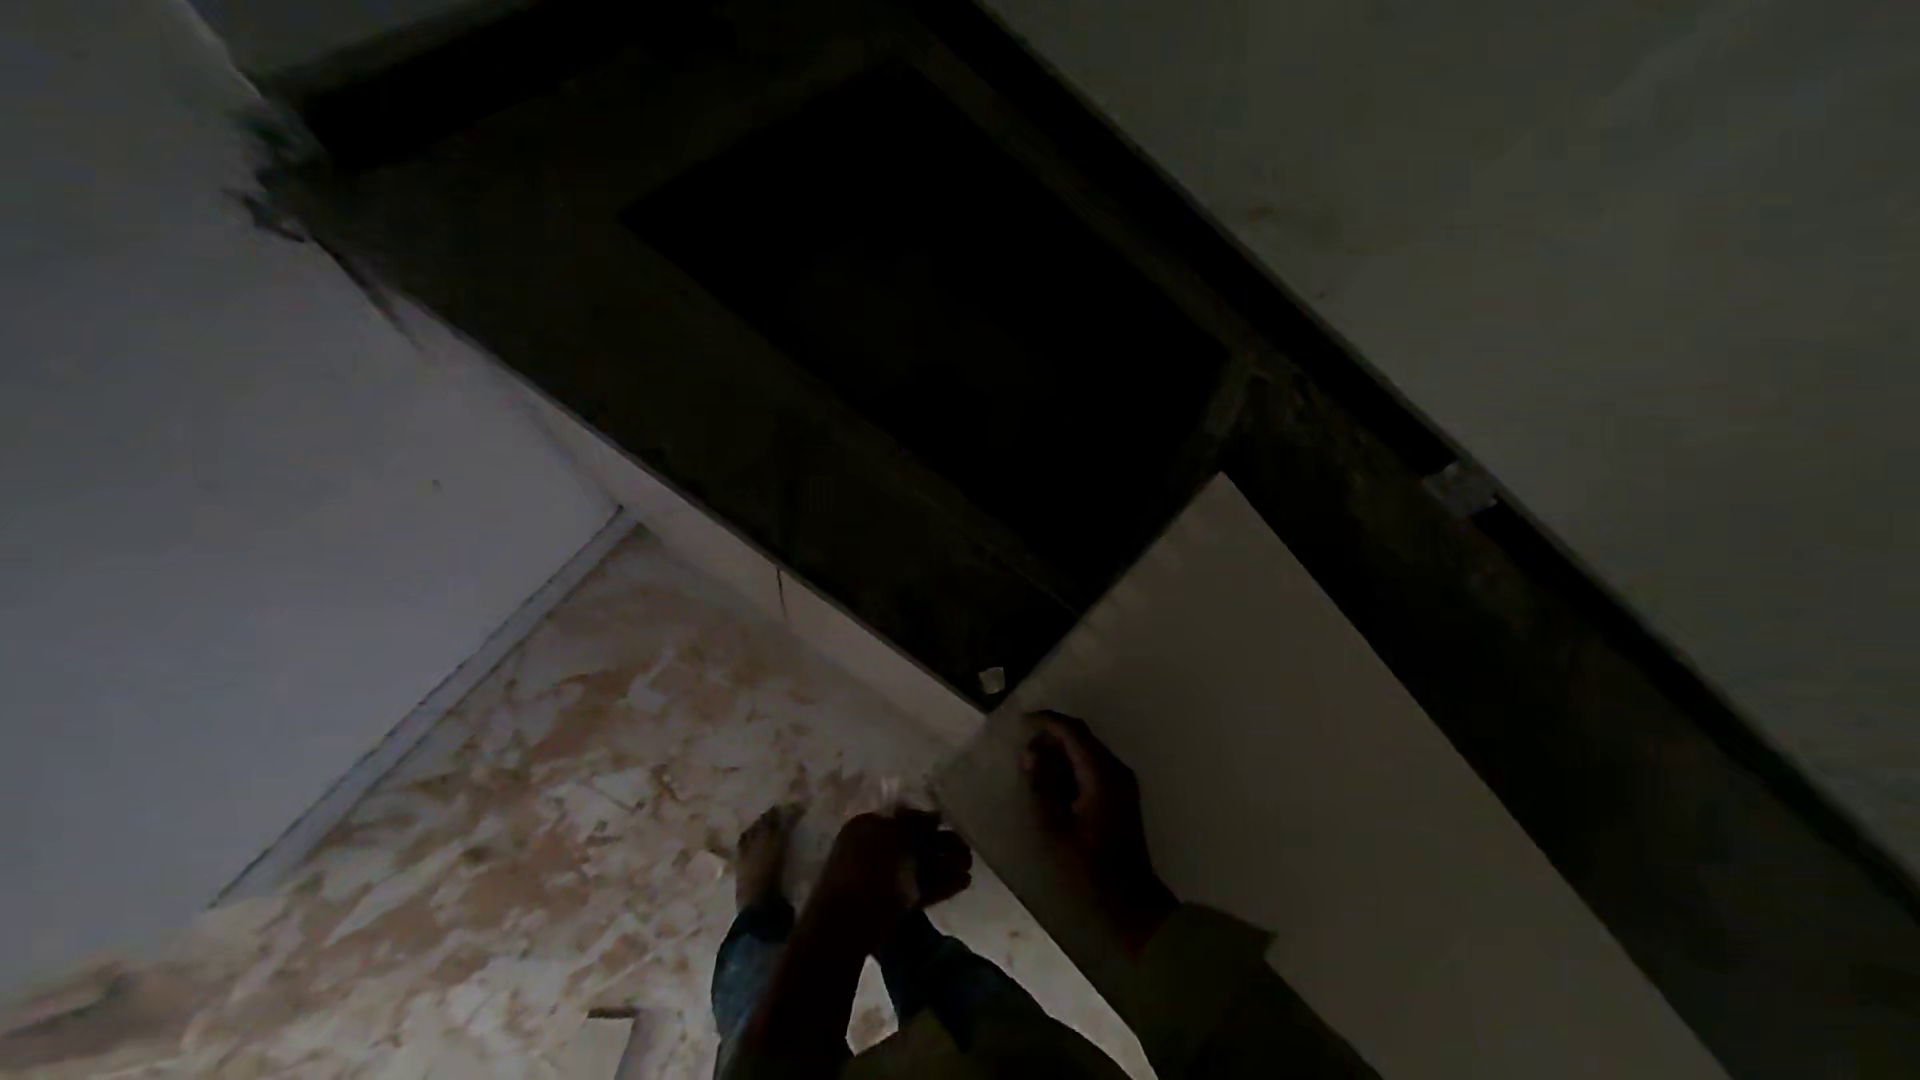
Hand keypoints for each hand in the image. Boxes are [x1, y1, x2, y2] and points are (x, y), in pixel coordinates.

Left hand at [813, 807, 971, 947]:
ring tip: (969, 867)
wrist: (846, 923)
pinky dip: (943, 885)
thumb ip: (912, 823)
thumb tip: (936, 816)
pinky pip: (923, 889)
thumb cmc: (863, 868)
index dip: (925, 820)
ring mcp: (887, 879)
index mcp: (867, 829)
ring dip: (947, 865)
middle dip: (941, 844)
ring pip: (922, 867)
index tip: (944, 823)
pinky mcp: (897, 905)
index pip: (901, 818)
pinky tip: (964, 881)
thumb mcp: (888, 834)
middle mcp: (877, 851)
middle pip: (915, 843)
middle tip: (965, 849)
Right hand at [1022, 710, 1176, 953]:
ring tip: (1034, 768)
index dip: (1046, 721)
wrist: (1130, 901)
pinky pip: (1093, 765)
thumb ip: (1042, 784)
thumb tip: (1034, 754)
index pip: (1073, 731)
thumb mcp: (1054, 826)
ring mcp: (1122, 781)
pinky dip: (1071, 764)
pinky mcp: (1121, 794)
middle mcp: (1116, 769)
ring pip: (1087, 750)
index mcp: (1102, 774)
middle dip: (1051, 736)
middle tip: (1024, 754)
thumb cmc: (1088, 866)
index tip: (1021, 723)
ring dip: (1060, 751)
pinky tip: (1053, 781)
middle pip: (1081, 736)